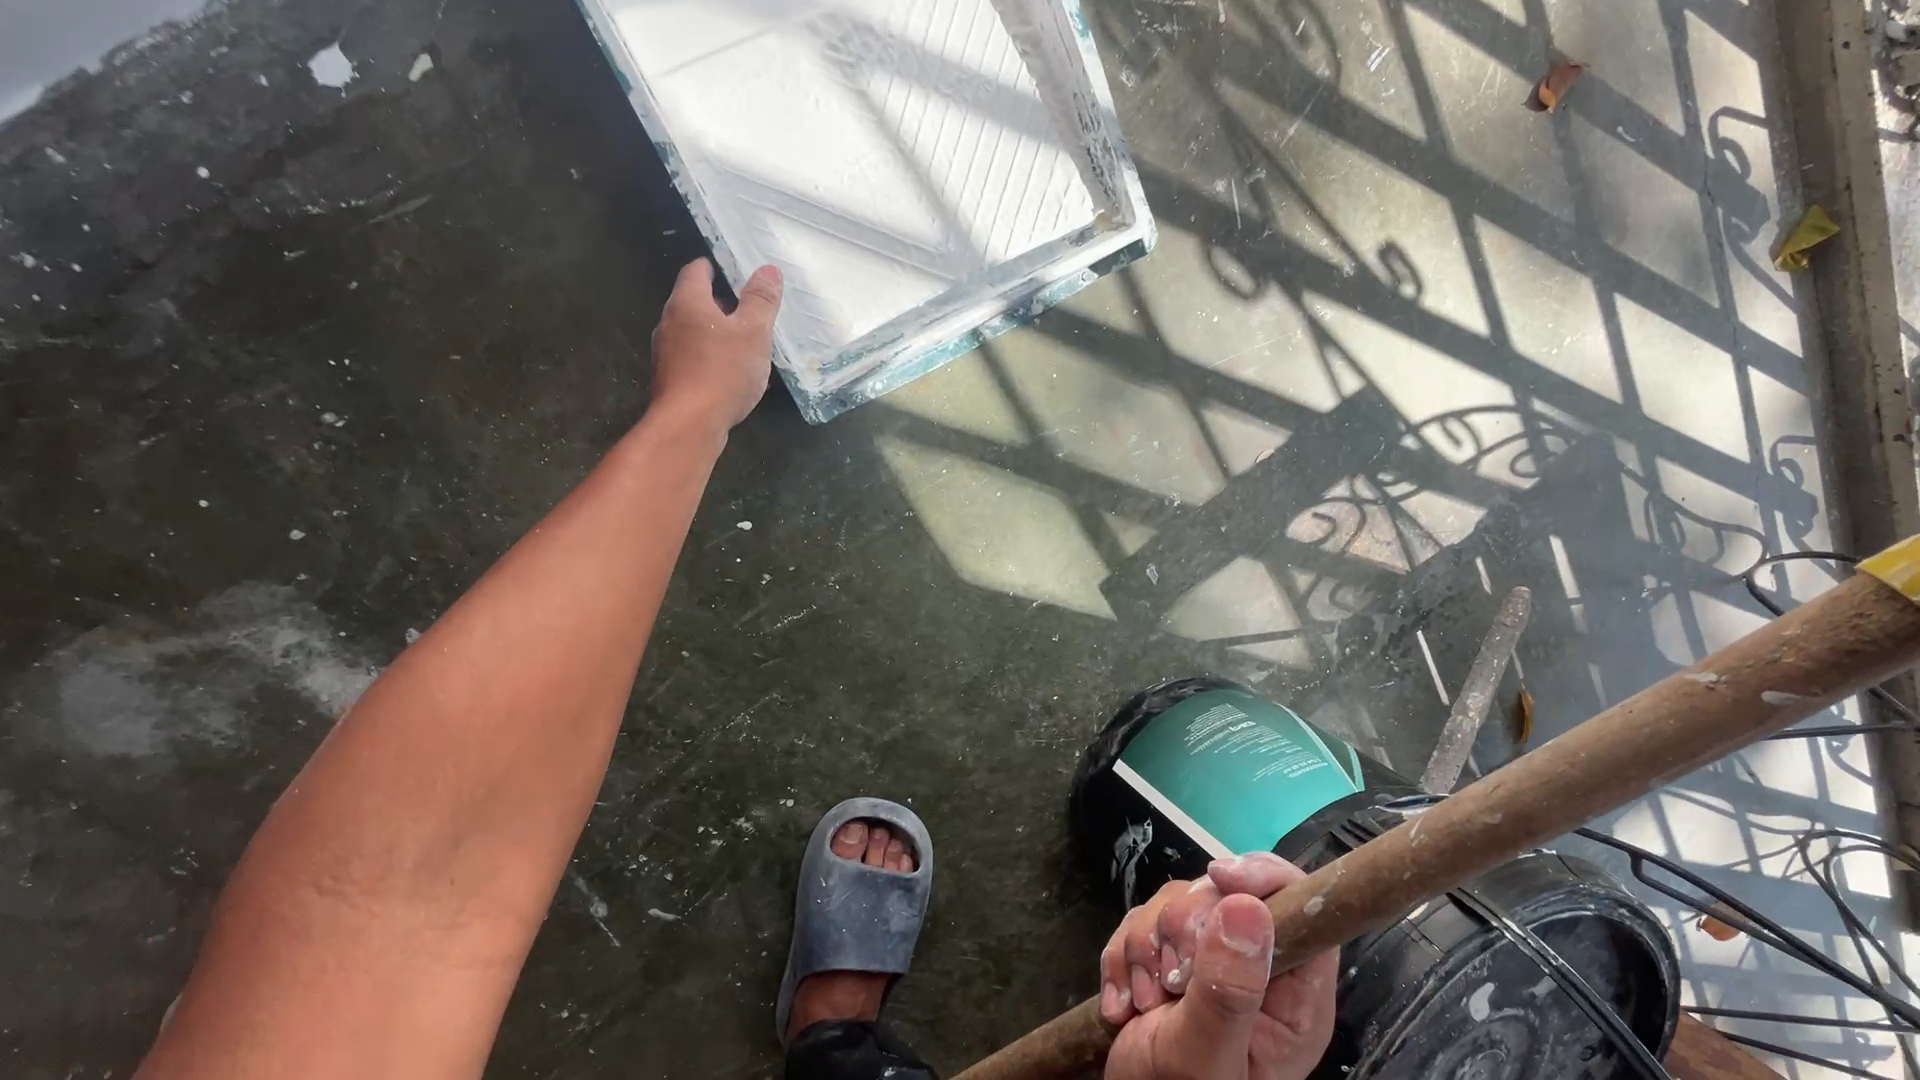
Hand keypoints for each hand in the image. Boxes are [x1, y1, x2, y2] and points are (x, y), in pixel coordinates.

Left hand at [648, 258, 782, 431]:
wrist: (689, 424)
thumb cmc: (723, 371)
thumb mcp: (753, 332)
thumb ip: (761, 300)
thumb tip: (768, 269)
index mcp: (687, 302)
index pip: (697, 270)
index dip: (717, 266)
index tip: (737, 272)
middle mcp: (669, 322)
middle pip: (694, 301)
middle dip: (720, 303)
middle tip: (750, 311)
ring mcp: (664, 352)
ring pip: (692, 331)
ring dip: (715, 332)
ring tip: (743, 344)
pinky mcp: (668, 379)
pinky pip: (691, 357)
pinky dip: (708, 357)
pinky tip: (728, 373)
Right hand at [1100, 853, 1337, 1079]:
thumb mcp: (1205, 1058)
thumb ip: (1228, 989)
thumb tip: (1246, 906)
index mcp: (1291, 994)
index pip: (1298, 904)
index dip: (1261, 876)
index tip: (1218, 878)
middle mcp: (1253, 968)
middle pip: (1221, 894)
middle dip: (1180, 929)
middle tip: (1170, 983)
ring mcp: (1206, 960)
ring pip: (1173, 903)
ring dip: (1144, 948)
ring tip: (1143, 1003)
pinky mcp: (1163, 959)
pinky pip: (1138, 922)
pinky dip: (1120, 957)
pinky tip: (1120, 1003)